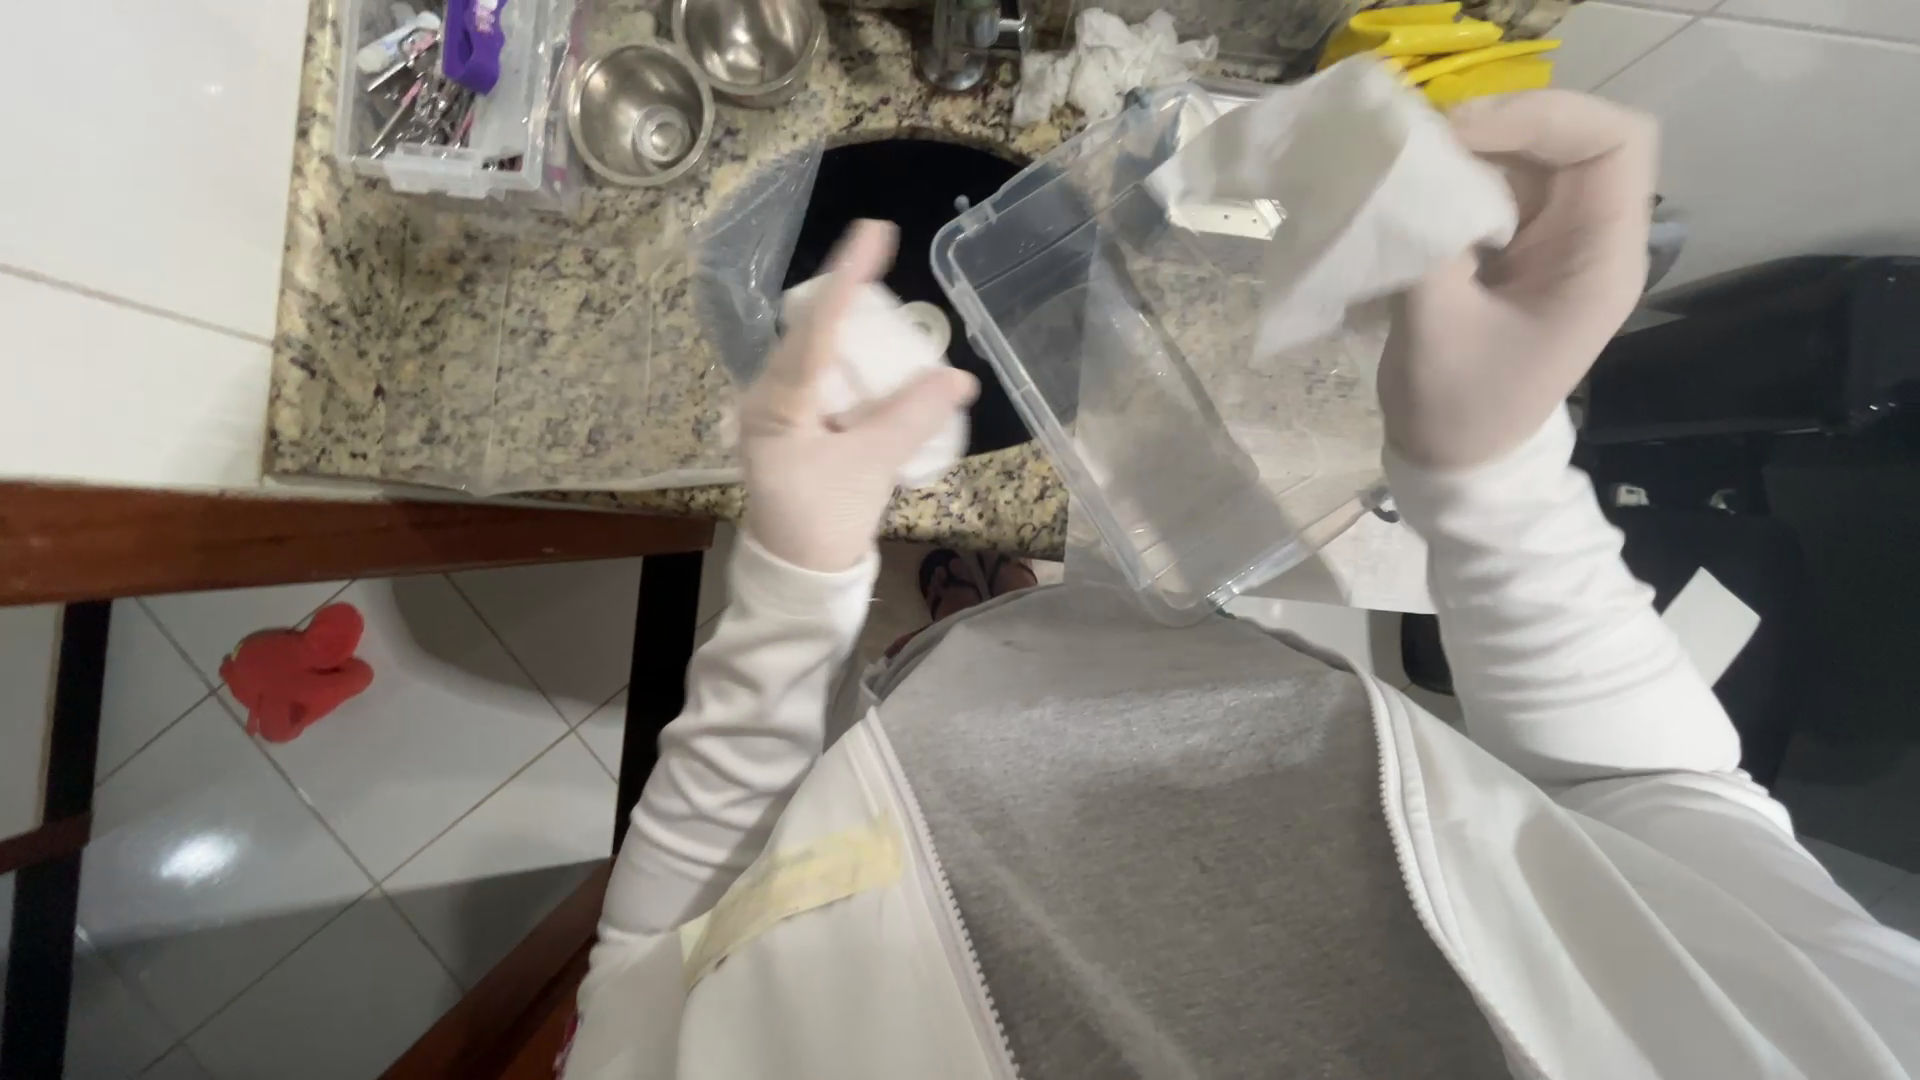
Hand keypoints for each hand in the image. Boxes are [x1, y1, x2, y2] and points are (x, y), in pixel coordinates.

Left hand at [740, 220, 979, 572]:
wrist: (799, 573)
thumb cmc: (825, 521)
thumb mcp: (871, 467)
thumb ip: (912, 419)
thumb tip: (961, 378)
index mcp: (778, 402)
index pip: (817, 327)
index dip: (848, 278)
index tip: (875, 233)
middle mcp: (768, 397)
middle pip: (812, 334)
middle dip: (849, 301)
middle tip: (886, 274)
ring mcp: (776, 413)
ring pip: (816, 357)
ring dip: (851, 337)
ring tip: (887, 319)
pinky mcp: (791, 429)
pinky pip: (821, 382)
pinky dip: (852, 371)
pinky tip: (876, 371)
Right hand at [1379, 90, 1657, 467]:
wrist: (1452, 460)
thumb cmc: (1456, 408)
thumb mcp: (1433, 329)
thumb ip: (1425, 248)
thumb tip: (1399, 182)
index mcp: (1599, 258)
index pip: (1609, 142)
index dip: (1540, 117)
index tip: (1455, 133)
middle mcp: (1585, 240)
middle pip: (1563, 144)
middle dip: (1493, 132)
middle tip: (1417, 146)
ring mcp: (1545, 249)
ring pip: (1520, 168)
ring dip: (1462, 161)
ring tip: (1403, 171)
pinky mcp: (1507, 261)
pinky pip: (1487, 201)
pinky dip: (1447, 192)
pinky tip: (1407, 203)